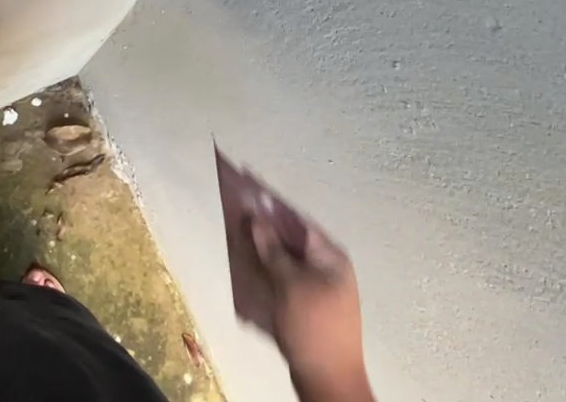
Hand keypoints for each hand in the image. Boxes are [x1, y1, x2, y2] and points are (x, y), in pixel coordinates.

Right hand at [249, 207, 371, 401]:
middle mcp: (326, 267)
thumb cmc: (313, 327)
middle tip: (236, 210)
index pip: (296, 219)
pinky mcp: (305, 306)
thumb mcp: (290, 284)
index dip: (270, 202)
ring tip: (235, 233)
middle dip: (263, 226)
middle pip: (289, 238)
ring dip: (261, 249)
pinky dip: (265, 271)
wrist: (328, 382)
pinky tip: (246, 265)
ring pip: (283, 259)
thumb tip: (257, 219)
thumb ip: (272, 249)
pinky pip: (282, 279)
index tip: (247, 184)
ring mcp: (316, 288)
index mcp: (330, 256)